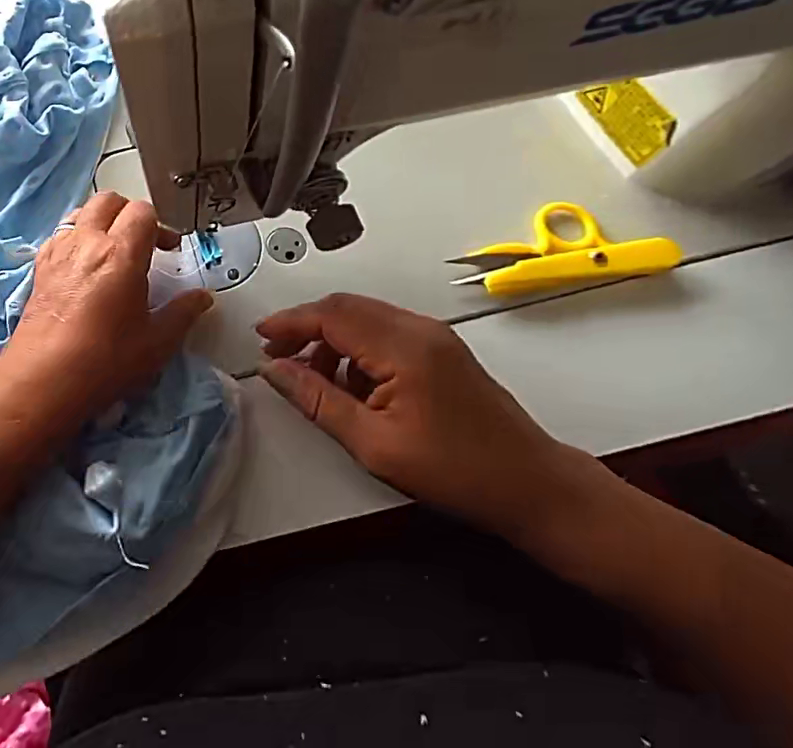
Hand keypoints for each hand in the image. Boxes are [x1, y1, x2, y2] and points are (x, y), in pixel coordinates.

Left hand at [0, 192, 214, 423]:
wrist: (43, 380)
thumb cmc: (104, 361)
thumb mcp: (157, 342)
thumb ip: (182, 313)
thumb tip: (201, 298)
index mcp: (121, 254)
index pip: (143, 212)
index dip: (160, 226)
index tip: (168, 250)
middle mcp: (87, 243)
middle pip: (108, 201)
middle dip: (129, 213)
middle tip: (142, 240)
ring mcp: (58, 253)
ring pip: (80, 213)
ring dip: (100, 221)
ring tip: (112, 248)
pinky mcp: (39, 268)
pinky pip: (59, 235)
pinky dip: (75, 238)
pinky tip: (83, 266)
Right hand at [257, 293, 601, 539]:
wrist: (530, 484)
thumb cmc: (459, 471)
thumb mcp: (373, 443)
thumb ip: (316, 400)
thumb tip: (276, 371)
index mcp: (405, 348)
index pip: (331, 315)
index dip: (290, 322)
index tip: (262, 335)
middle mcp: (420, 329)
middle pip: (346, 307)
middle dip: (306, 327)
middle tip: (278, 354)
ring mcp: (433, 335)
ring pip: (363, 317)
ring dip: (330, 339)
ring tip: (311, 377)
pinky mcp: (439, 347)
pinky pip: (384, 331)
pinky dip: (356, 348)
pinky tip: (349, 384)